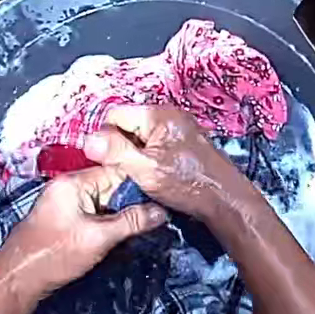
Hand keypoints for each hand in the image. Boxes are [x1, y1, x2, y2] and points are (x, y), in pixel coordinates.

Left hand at [0, 166, 166, 302]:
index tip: (162, 195)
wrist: (17, 280)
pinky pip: (92, 212)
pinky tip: (121, 232)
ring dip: (120, 213)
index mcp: (72, 183)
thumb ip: (131, 222)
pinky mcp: (63, 219)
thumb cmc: (55, 255)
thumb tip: (161, 211)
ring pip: (102, 201)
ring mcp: (63, 203)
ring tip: (145, 223)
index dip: (140, 182)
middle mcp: (66, 187)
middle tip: (158, 213)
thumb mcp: (98, 238)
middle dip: (132, 200)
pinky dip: (107, 221)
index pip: (115, 171)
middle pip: (109, 185)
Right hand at [83, 105, 255, 226]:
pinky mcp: (185, 140)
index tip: (110, 161)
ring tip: (143, 175)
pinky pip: (156, 143)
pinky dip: (150, 156)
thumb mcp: (145, 169)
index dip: (106, 138)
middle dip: (122, 146)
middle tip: (128, 170)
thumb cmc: (189, 185)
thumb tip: (89, 140)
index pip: (114, 115)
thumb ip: (116, 152)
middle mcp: (169, 114)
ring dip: (136, 154)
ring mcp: (178, 126)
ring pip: (141, 136)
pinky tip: (156, 174)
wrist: (225, 199)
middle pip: (128, 124)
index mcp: (158, 114)